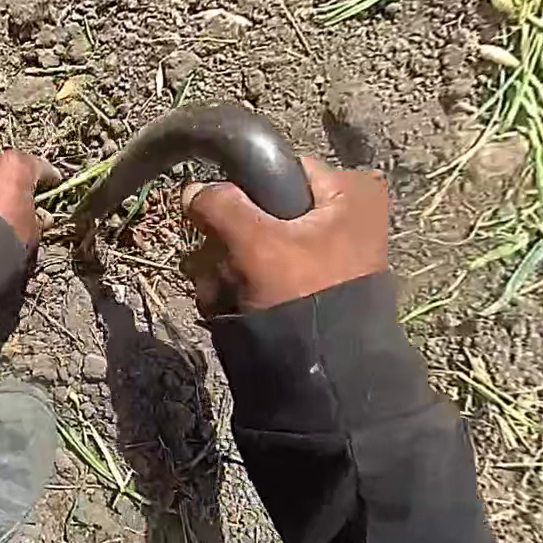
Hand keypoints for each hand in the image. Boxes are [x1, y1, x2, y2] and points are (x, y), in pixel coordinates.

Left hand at [0, 144, 58, 245]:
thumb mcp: (34, 230)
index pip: (38, 167)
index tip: (53, 183)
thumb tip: (40, 217)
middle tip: (20, 194)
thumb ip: (37, 218)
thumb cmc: (9, 238)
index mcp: (15, 165)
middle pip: (4, 166)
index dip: (48, 177)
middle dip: (12, 178)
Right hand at [181, 157, 389, 315]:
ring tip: (219, 291)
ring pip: (257, 244)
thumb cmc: (302, 293)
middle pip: (263, 212)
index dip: (245, 191)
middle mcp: (345, 216)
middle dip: (230, 243)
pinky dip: (242, 285)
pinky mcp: (313, 283)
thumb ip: (221, 207)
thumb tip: (192, 191)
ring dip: (227, 268)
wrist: (326, 371)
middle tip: (220, 267)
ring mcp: (329, 253)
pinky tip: (227, 302)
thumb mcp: (257, 244)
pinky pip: (266, 270)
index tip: (220, 219)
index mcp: (350, 192)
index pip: (280, 170)